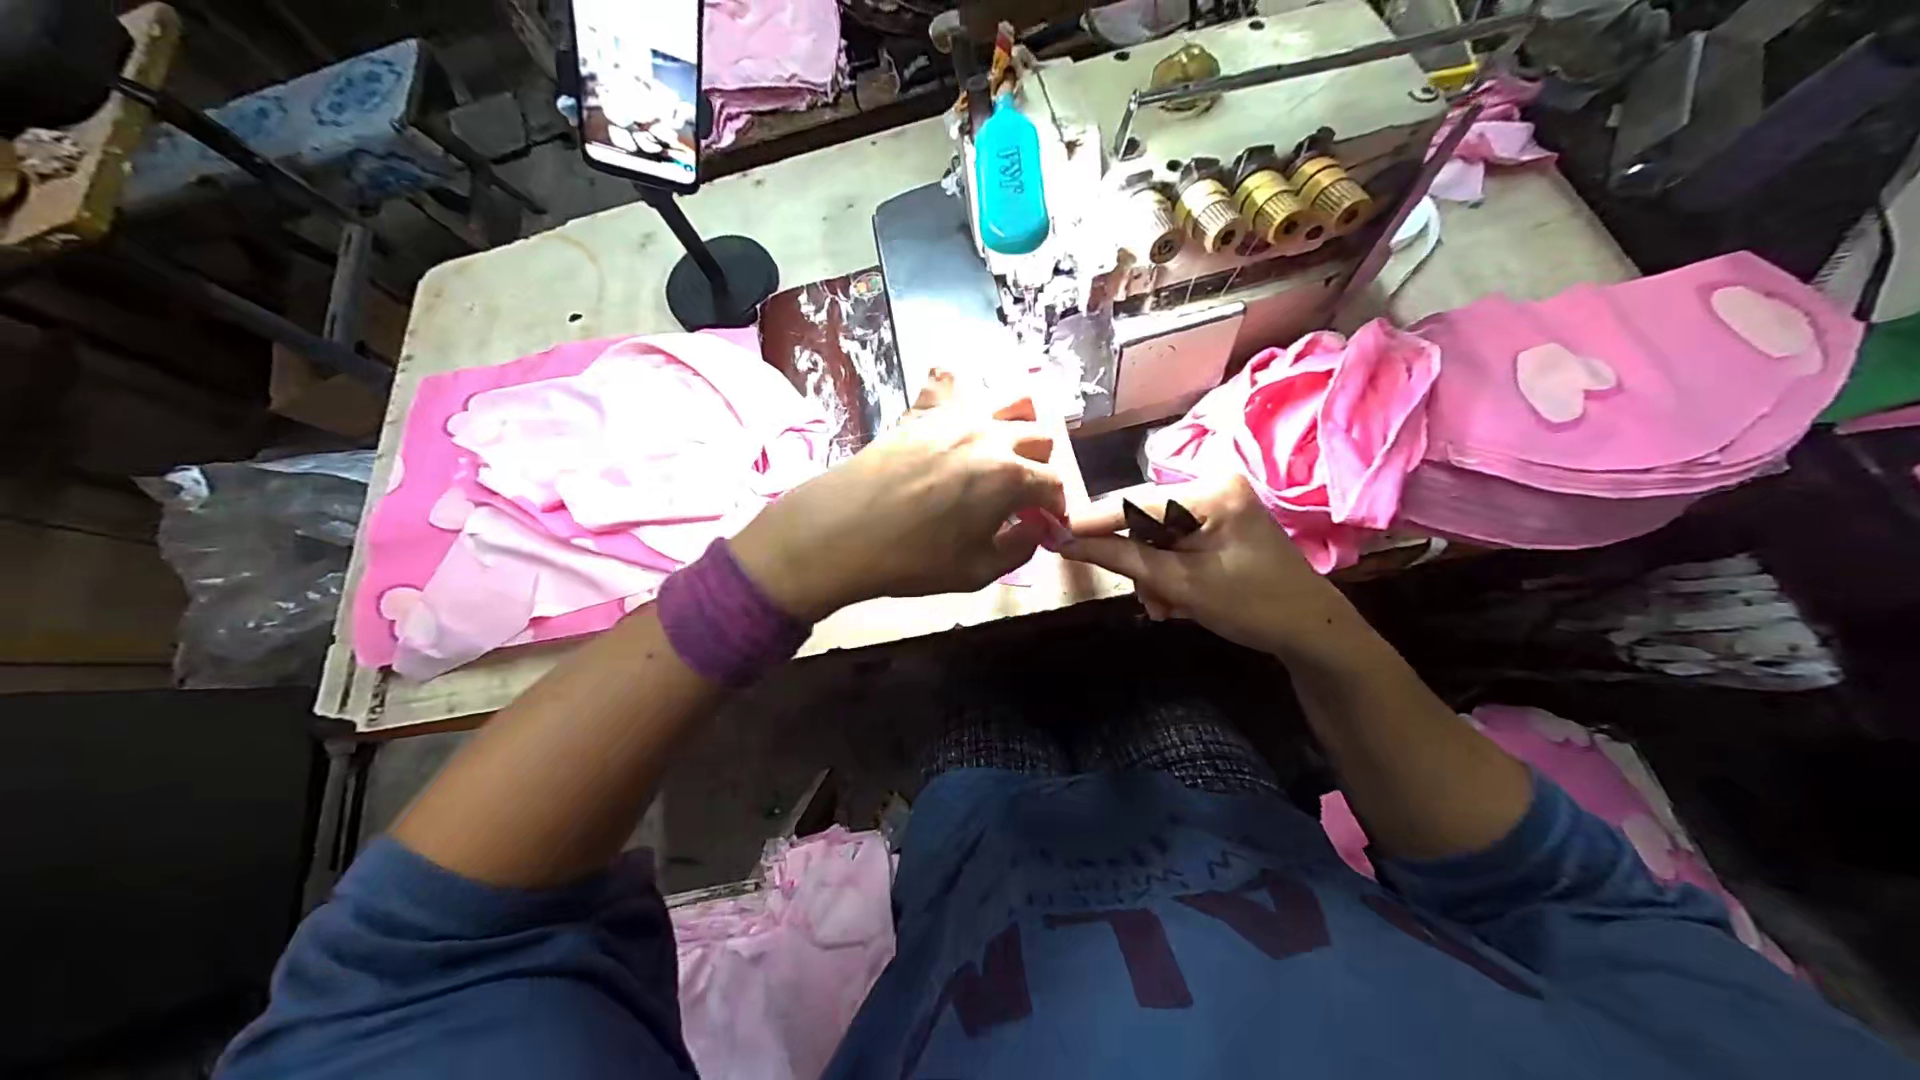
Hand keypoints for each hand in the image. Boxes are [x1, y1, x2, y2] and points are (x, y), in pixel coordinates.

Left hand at [731, 376, 1066, 620]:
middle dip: (1039, 465)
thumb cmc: (910, 560)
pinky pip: (949, 384)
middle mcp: (989, 436)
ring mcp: (953, 417)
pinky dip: (959, 394)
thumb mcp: (975, 573)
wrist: (838, 533)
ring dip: (1015, 422)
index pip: (1053, 483)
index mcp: (1010, 476)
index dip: (1056, 506)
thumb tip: (1034, 529)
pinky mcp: (919, 411)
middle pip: (1038, 436)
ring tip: (999, 449)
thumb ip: (1018, 550)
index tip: (1046, 523)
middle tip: (1021, 493)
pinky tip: (954, 414)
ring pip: (1006, 399)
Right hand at [1061, 475, 1368, 663]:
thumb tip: (1065, 541)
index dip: (1092, 521)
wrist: (1311, 632)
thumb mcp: (1179, 584)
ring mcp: (1220, 503)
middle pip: (1144, 518)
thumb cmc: (1251, 607)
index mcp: (1211, 491)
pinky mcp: (1221, 522)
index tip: (1053, 532)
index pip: (1134, 502)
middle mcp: (1214, 485)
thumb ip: (1119, 557)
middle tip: (1140, 597)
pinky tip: (1178, 601)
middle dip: (1136, 561)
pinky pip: (1175, 541)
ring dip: (1152, 573)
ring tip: (1166, 608)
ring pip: (1156, 535)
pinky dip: (1168, 571)